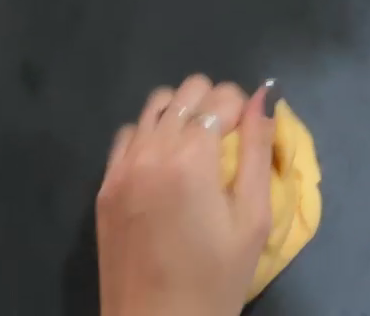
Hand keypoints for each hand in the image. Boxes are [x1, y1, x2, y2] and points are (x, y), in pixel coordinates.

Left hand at [97, 74, 274, 315]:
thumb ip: (258, 149)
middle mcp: (152, 150)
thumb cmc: (215, 280)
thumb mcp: (253, 217)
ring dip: (181, 114)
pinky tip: (164, 166)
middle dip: (214, 104)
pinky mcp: (105, 186)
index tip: (248, 139)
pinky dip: (150, 135)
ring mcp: (123, 167)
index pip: (223, 96)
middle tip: (227, 142)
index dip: (243, 111)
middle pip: (189, 90)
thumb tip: (264, 97)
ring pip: (156, 104)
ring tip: (195, 149)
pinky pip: (128, 134)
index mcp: (191, 157)